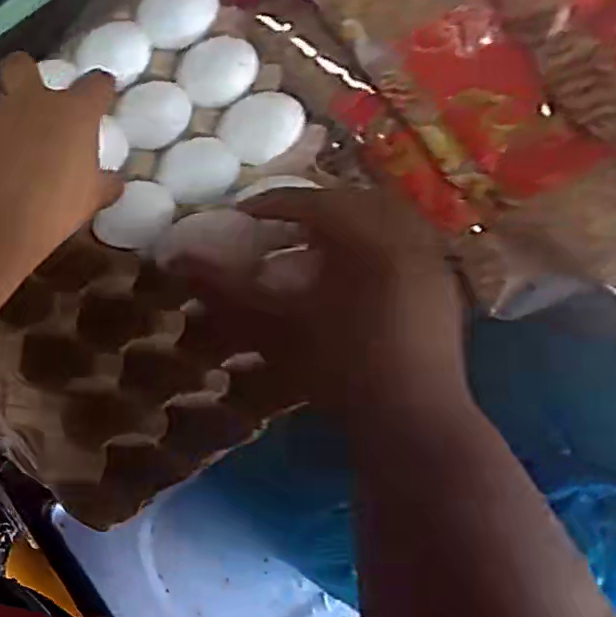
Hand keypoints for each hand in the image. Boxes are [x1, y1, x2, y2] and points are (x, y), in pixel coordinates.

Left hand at [0, 53, 116, 258]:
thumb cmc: (53, 210)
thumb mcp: (90, 199)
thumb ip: (104, 182)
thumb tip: (112, 181)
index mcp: (73, 110)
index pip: (96, 83)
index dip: (98, 93)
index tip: (98, 105)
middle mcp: (31, 101)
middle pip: (23, 65)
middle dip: (25, 75)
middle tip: (31, 103)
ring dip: (0, 116)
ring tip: (3, 146)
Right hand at [166, 186, 468, 410]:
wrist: (409, 415)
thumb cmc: (336, 365)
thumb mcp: (272, 324)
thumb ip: (226, 286)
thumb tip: (177, 258)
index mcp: (366, 238)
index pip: (311, 201)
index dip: (269, 204)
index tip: (236, 216)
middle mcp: (406, 236)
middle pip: (352, 201)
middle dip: (308, 208)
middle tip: (271, 227)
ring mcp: (430, 260)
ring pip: (381, 220)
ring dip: (339, 225)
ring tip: (304, 247)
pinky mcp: (438, 285)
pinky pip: (399, 243)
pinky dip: (364, 244)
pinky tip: (341, 274)